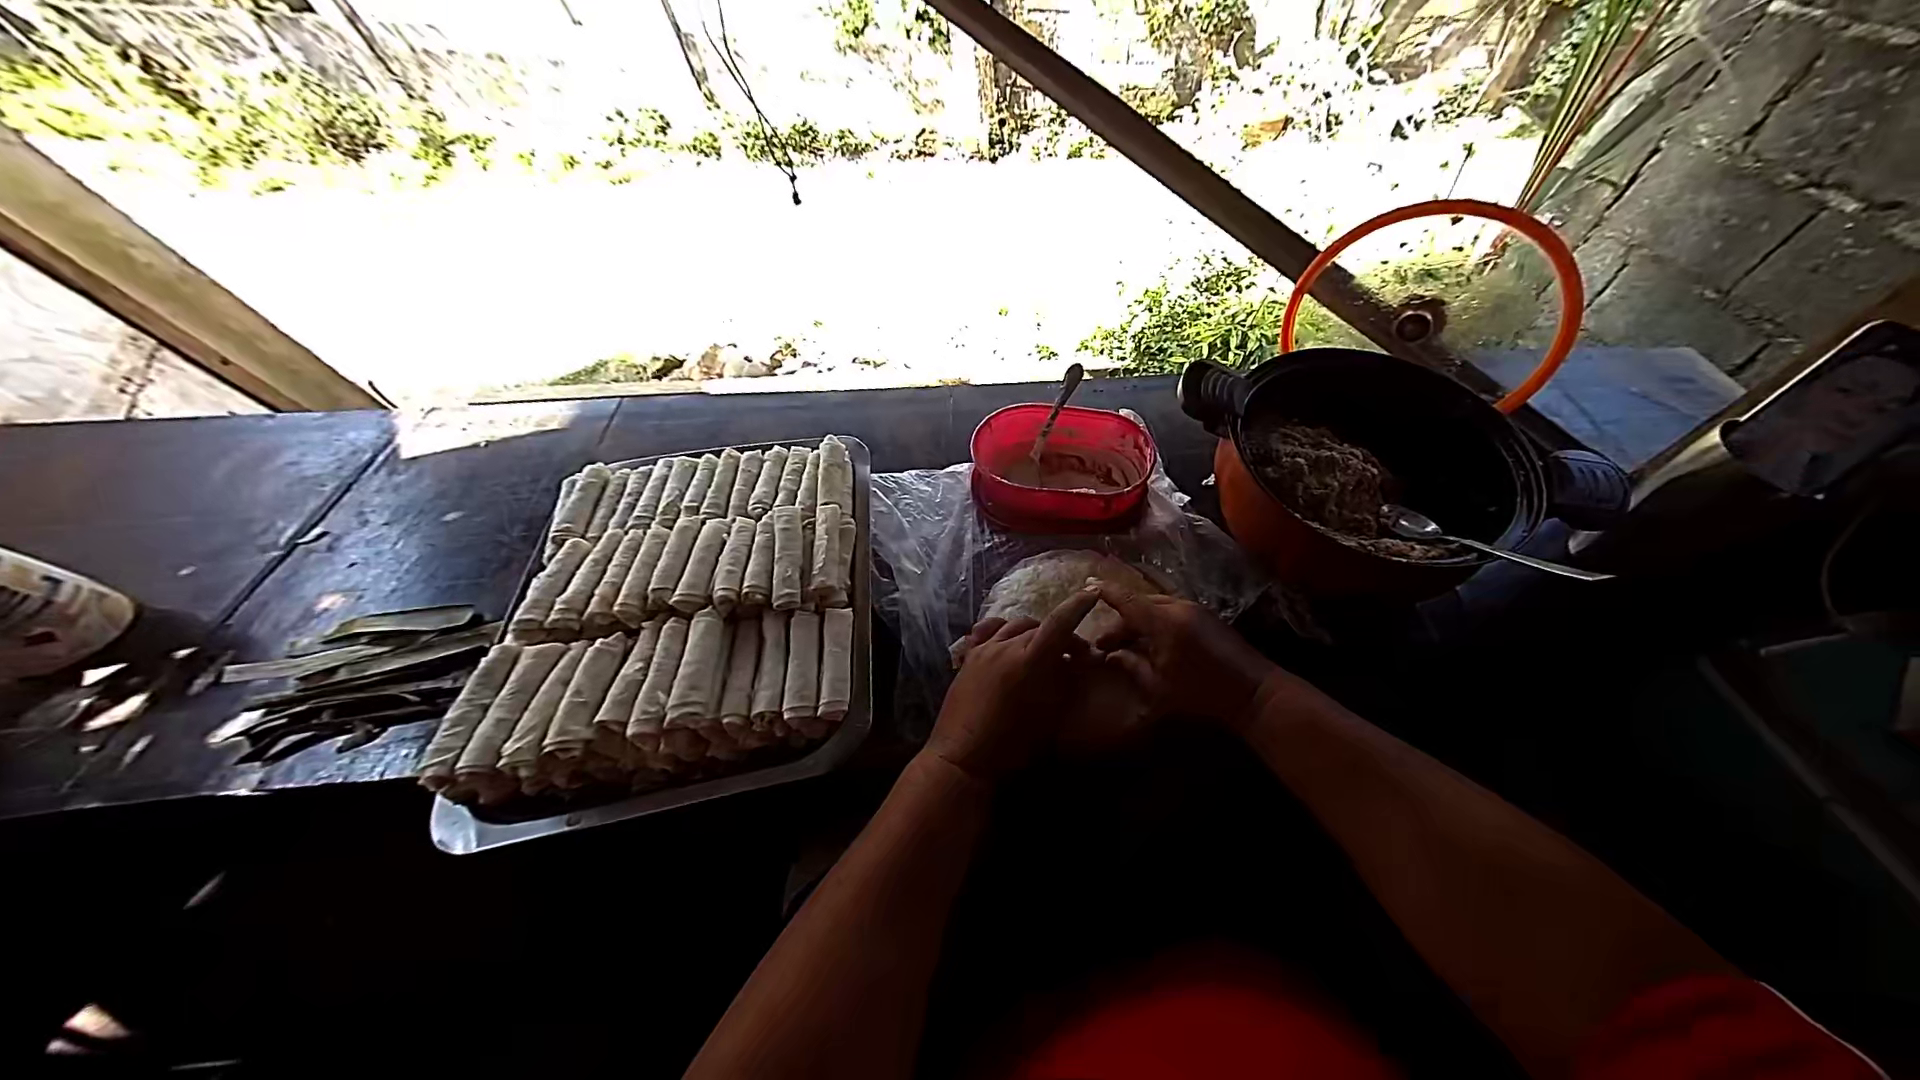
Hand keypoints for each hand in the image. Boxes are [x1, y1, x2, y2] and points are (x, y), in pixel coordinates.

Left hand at [928, 586, 1101, 780]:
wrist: (964, 757)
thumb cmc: (1013, 744)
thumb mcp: (1049, 715)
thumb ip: (1064, 682)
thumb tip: (1073, 663)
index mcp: (1032, 659)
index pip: (1060, 621)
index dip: (1078, 605)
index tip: (1091, 594)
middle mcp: (1007, 645)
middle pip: (1040, 627)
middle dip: (1059, 636)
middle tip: (1071, 656)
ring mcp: (984, 649)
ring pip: (1015, 626)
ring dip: (1033, 633)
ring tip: (1041, 651)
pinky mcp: (969, 657)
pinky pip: (988, 631)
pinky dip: (1004, 630)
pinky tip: (1008, 640)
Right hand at [1091, 580, 1287, 730]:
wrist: (1254, 692)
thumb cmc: (1202, 693)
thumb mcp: (1159, 686)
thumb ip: (1131, 666)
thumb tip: (1111, 656)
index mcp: (1162, 622)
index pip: (1126, 599)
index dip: (1105, 592)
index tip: (1087, 586)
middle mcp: (1177, 607)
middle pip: (1139, 605)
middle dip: (1120, 622)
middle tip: (1105, 645)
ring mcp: (1194, 609)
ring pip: (1155, 608)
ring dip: (1138, 622)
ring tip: (1126, 645)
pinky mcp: (1206, 616)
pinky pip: (1171, 611)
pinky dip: (1155, 622)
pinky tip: (1151, 643)